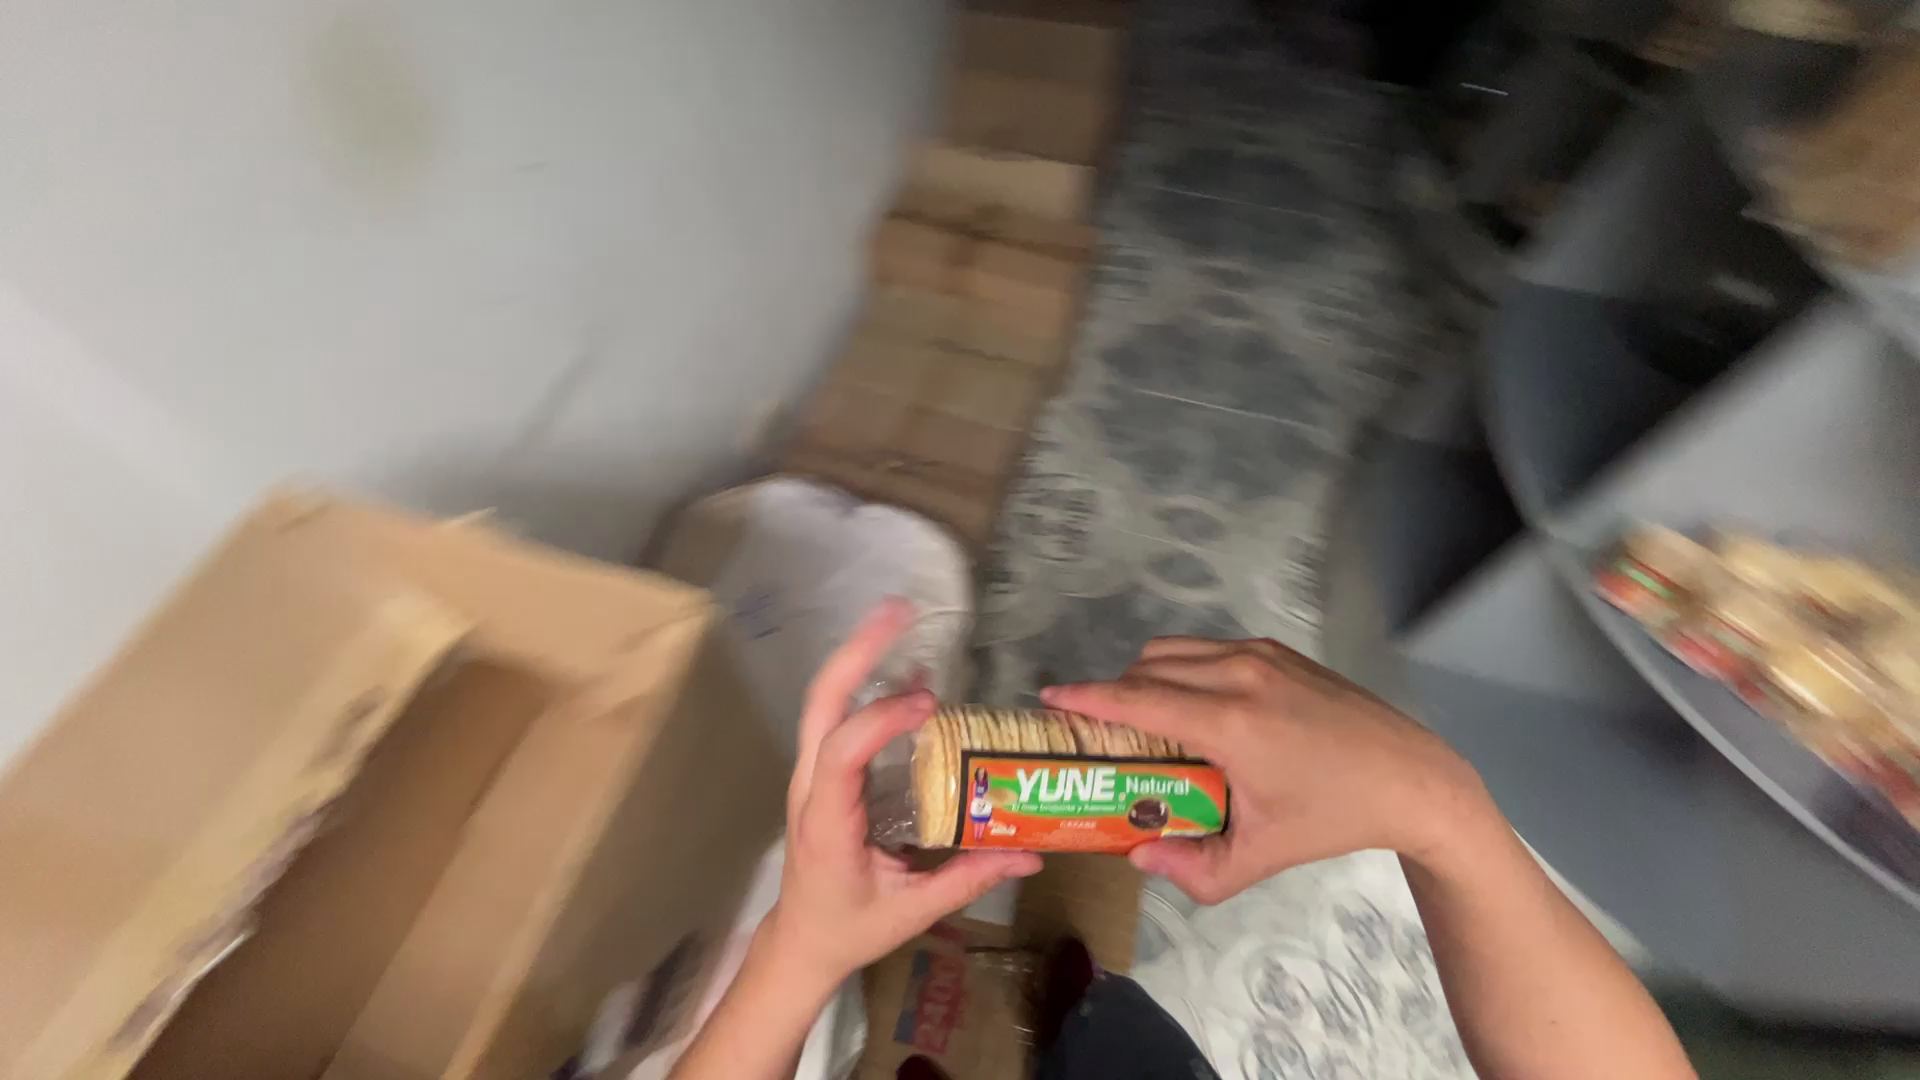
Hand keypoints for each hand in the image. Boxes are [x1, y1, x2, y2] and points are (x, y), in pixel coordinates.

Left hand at [762, 599, 1041, 988]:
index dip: (880, 719)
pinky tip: (906, 665)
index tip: (929, 703)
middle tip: (899, 612)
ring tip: (899, 616)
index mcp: (828, 822)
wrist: (801, 938)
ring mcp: (813, 771)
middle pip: (822, 702)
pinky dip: (866, 681)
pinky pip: (839, 714)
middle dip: (857, 652)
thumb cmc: (850, 927)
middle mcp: (812, 784)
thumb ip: (968, 878)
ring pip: (825, 699)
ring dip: (859, 654)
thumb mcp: (910, 911)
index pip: (842, 753)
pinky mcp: (824, 768)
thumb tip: (1031, 853)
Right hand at [1042, 637, 1494, 904]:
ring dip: (1145, 675)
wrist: (1412, 777)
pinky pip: (1204, 646)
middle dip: (1114, 693)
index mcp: (1228, 723)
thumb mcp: (1261, 857)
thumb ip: (1194, 870)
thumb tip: (1136, 855)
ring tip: (1149, 714)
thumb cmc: (1331, 818)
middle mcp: (1236, 673)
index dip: (1085, 697)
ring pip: (1172, 649)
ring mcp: (1256, 653)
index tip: (1049, 698)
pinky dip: (1181, 665)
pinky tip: (1197, 702)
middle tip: (1105, 728)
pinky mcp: (1273, 648)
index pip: (1136, 699)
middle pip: (1145, 668)